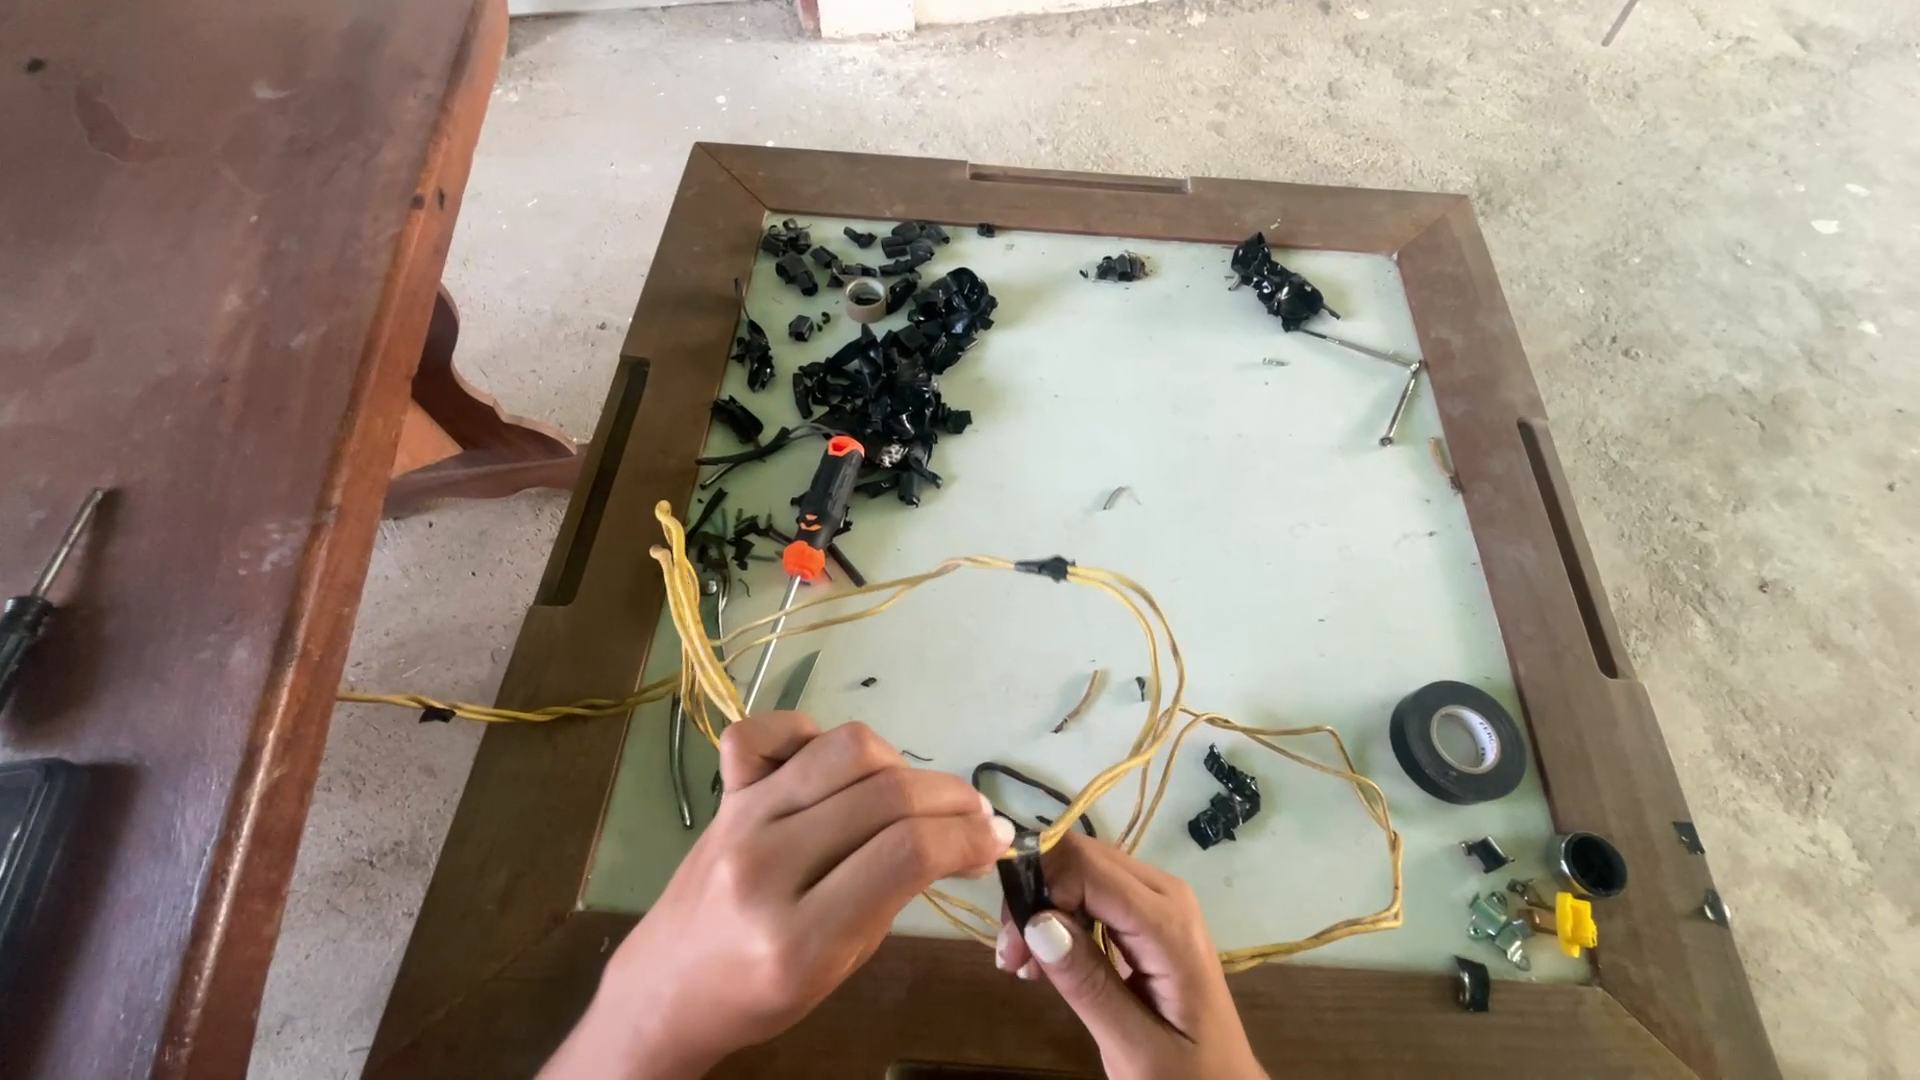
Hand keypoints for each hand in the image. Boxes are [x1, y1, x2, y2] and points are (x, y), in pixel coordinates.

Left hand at [543, 712, 1013, 1079]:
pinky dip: (810, 731)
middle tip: (976, 814)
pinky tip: (832, 764)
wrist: (668, 988)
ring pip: (845, 749)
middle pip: (886, 795)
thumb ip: (900, 890)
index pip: (907, 853)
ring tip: (913, 793)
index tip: (997, 838)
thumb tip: (970, 837)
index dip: (967, 836)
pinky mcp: (724, 792)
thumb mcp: (844, 962)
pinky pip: (766, 729)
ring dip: (900, 764)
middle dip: (951, 799)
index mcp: (798, 937)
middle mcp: (765, 864)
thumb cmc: (763, 991)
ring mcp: (740, 817)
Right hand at [994, 833, 1266, 1079]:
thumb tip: (1037, 920)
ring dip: (1043, 906)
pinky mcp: (1146, 910)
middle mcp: (1163, 891)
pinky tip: (1048, 958)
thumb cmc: (1189, 1079)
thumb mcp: (1137, 1049)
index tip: (1014, 948)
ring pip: (1081, 868)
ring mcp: (1157, 897)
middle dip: (1035, 896)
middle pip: (1079, 857)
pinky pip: (1091, 888)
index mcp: (1167, 921)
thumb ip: (1089, 985)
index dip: (1039, 889)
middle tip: (1012, 959)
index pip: (1084, 864)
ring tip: (1024, 966)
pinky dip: (1060, 914)